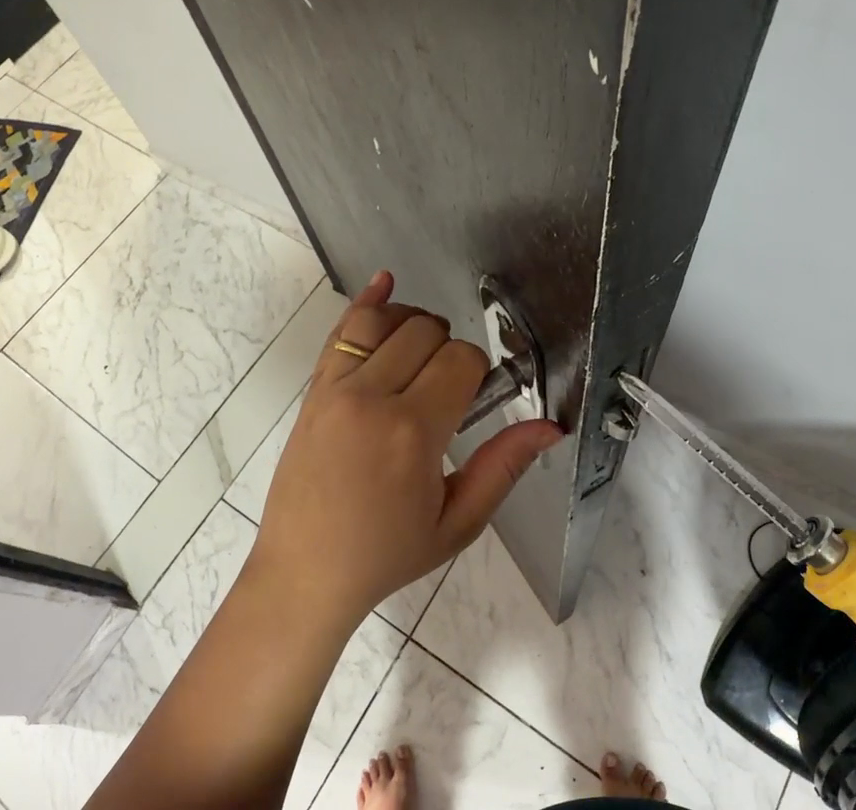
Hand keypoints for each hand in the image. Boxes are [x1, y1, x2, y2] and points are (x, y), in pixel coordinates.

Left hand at [247, 270, 562, 628]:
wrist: (305, 571)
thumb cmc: (385, 554)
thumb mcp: (457, 523)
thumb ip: (503, 467)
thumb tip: (550, 427)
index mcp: (412, 432)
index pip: (461, 360)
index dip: (478, 372)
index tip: (473, 400)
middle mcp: (370, 398)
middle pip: (426, 331)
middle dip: (449, 349)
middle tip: (447, 389)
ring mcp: (335, 389)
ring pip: (385, 320)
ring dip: (414, 325)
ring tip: (423, 354)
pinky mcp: (314, 390)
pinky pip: (341, 330)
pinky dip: (367, 303)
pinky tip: (385, 285)